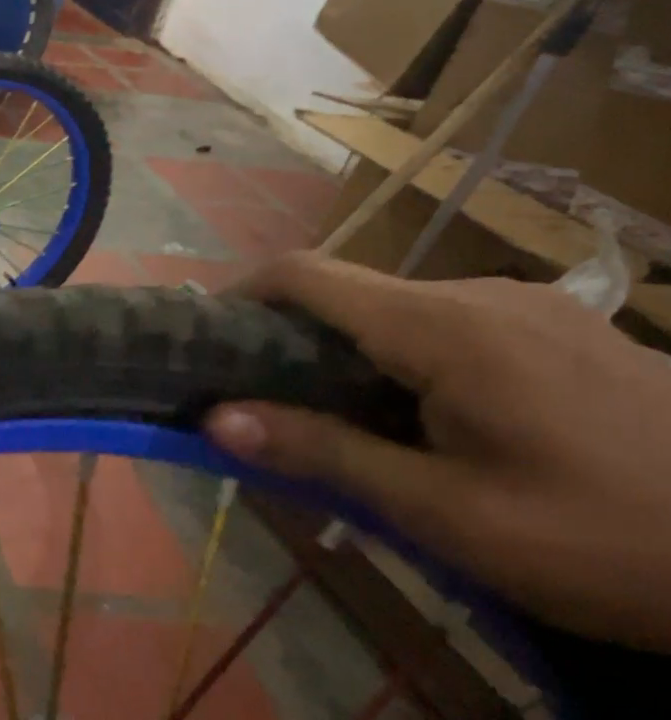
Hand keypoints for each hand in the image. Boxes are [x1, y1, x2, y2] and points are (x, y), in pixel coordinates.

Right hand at [204, 253, 670, 650]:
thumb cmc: (609, 541)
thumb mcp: (452, 516)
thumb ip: (326, 456)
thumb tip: (214, 420)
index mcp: (445, 327)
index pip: (304, 273)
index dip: (238, 295)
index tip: (205, 346)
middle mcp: (480, 295)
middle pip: (347, 293)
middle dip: (293, 341)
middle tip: (273, 410)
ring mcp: (529, 306)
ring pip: (397, 310)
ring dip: (352, 354)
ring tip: (352, 428)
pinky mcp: (562, 327)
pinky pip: (449, 325)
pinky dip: (407, 358)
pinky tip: (433, 422)